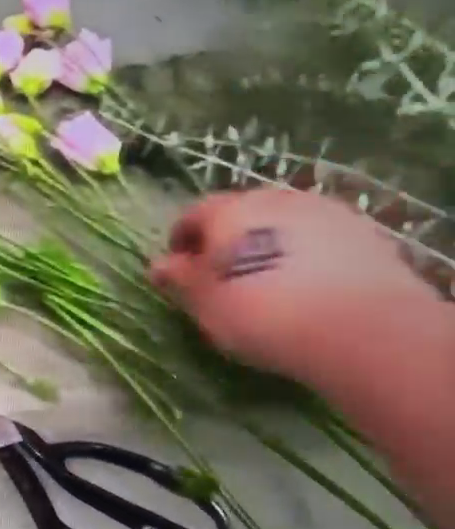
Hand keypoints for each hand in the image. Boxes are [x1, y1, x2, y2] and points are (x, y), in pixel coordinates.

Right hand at [148, 189, 440, 390]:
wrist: (358, 328)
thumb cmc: (257, 311)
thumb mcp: (201, 300)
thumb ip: (179, 277)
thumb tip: (161, 265)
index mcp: (231, 211)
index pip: (194, 214)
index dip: (182, 240)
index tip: (178, 269)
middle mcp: (279, 200)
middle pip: (244, 212)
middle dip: (228, 237)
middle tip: (221, 274)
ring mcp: (329, 213)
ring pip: (285, 222)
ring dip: (269, 243)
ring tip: (264, 279)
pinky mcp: (366, 233)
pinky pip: (320, 238)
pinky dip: (305, 253)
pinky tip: (302, 284)